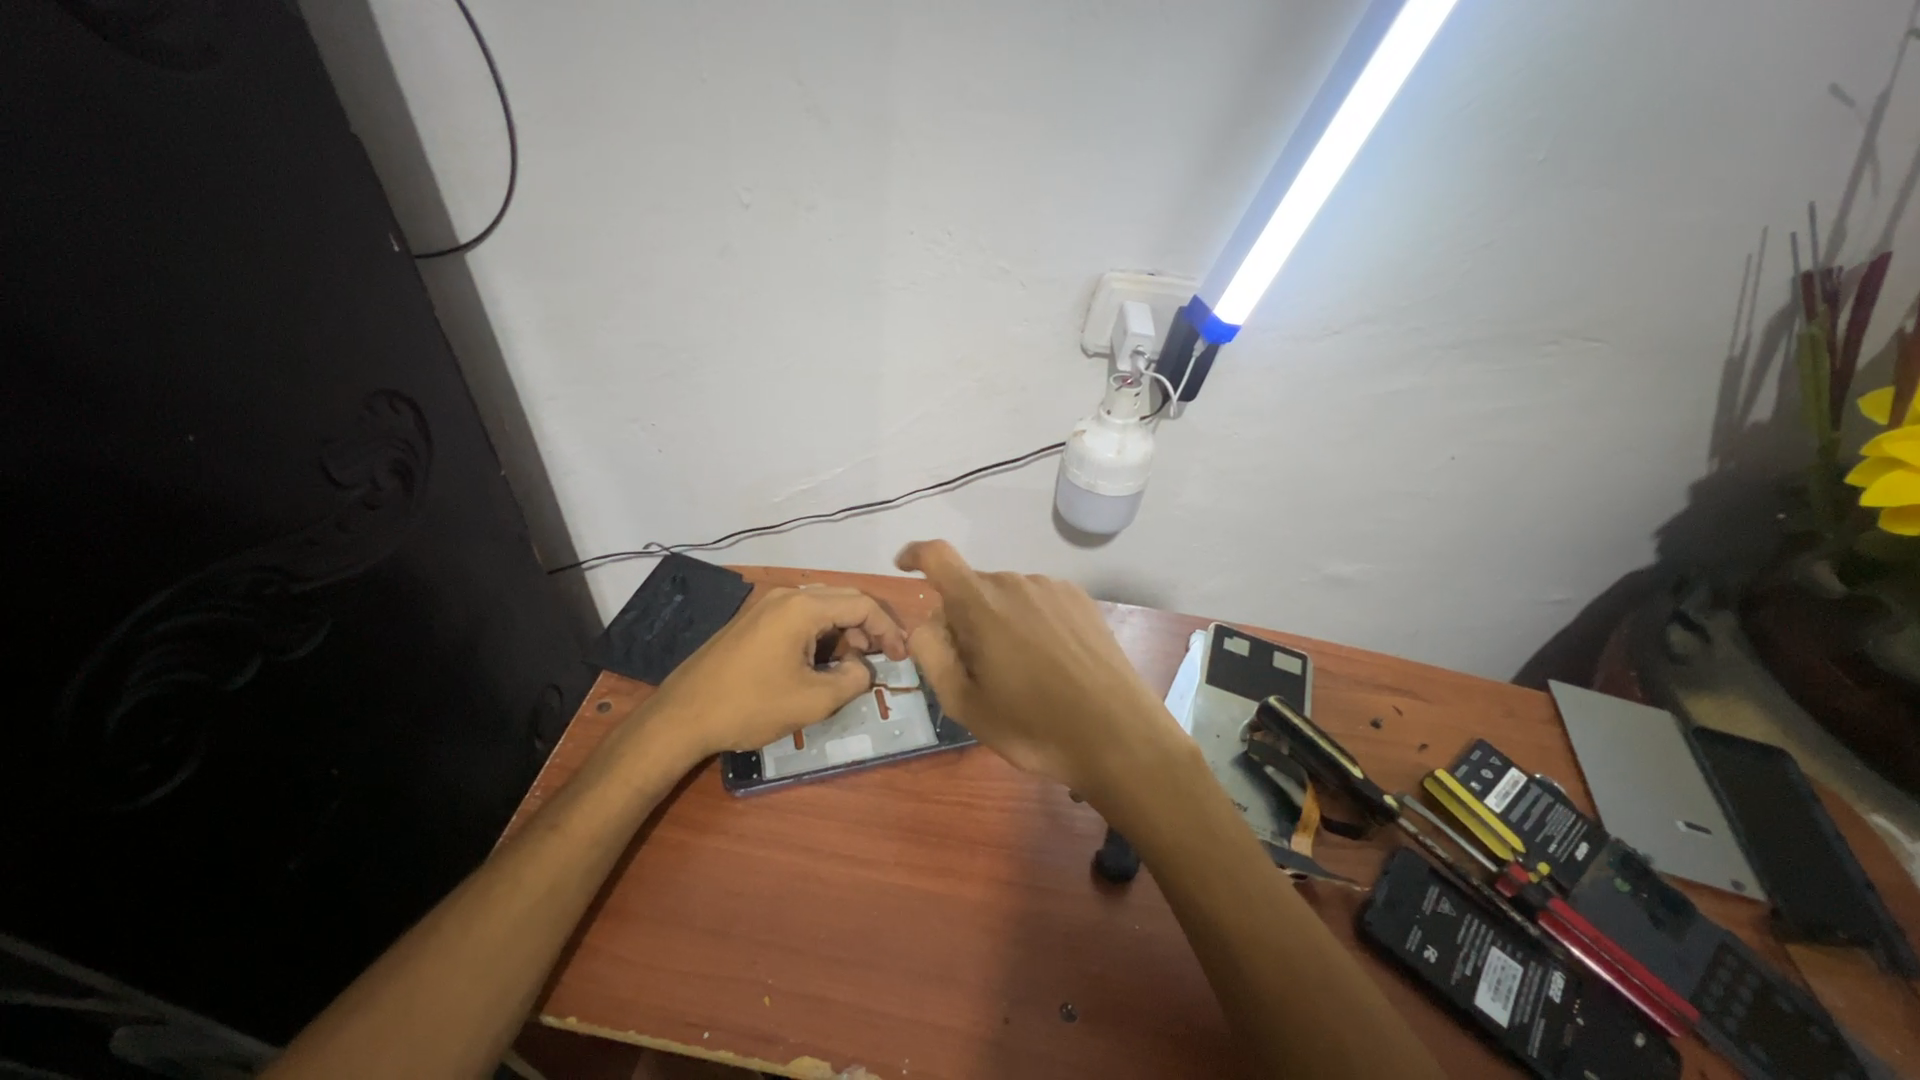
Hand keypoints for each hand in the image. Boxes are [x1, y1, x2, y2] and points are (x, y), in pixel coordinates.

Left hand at [644, 585, 907, 758]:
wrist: (682, 716)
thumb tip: (863, 669)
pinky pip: (798, 619)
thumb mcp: (813, 700)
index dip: (888, 630)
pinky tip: (819, 665)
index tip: (902, 657)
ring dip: (843, 632)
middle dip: (868, 628)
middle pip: (843, 599)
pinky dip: (819, 636)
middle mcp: (785, 596)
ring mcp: (765, 607)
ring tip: (850, 667)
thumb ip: (852, 680)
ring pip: (821, 608)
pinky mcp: (752, 623)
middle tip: (881, 660)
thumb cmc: (751, 706)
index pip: (862, 604)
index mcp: (802, 607)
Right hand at [894, 540, 1183, 797]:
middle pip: (972, 588)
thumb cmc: (1033, 726)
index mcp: (981, 604)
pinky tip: (1048, 665)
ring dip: (998, 624)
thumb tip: (927, 624)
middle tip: (975, 672)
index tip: (905, 566)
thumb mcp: (965, 704)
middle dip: (962, 619)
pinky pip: (1038, 603)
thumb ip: (932, 655)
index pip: (938, 557)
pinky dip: (1029, 624)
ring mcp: (1053, 589)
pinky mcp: (1081, 601)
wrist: (1118, 735)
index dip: (916, 555)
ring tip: (1019, 676)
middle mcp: (1016, 583)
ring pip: (1006, 597)